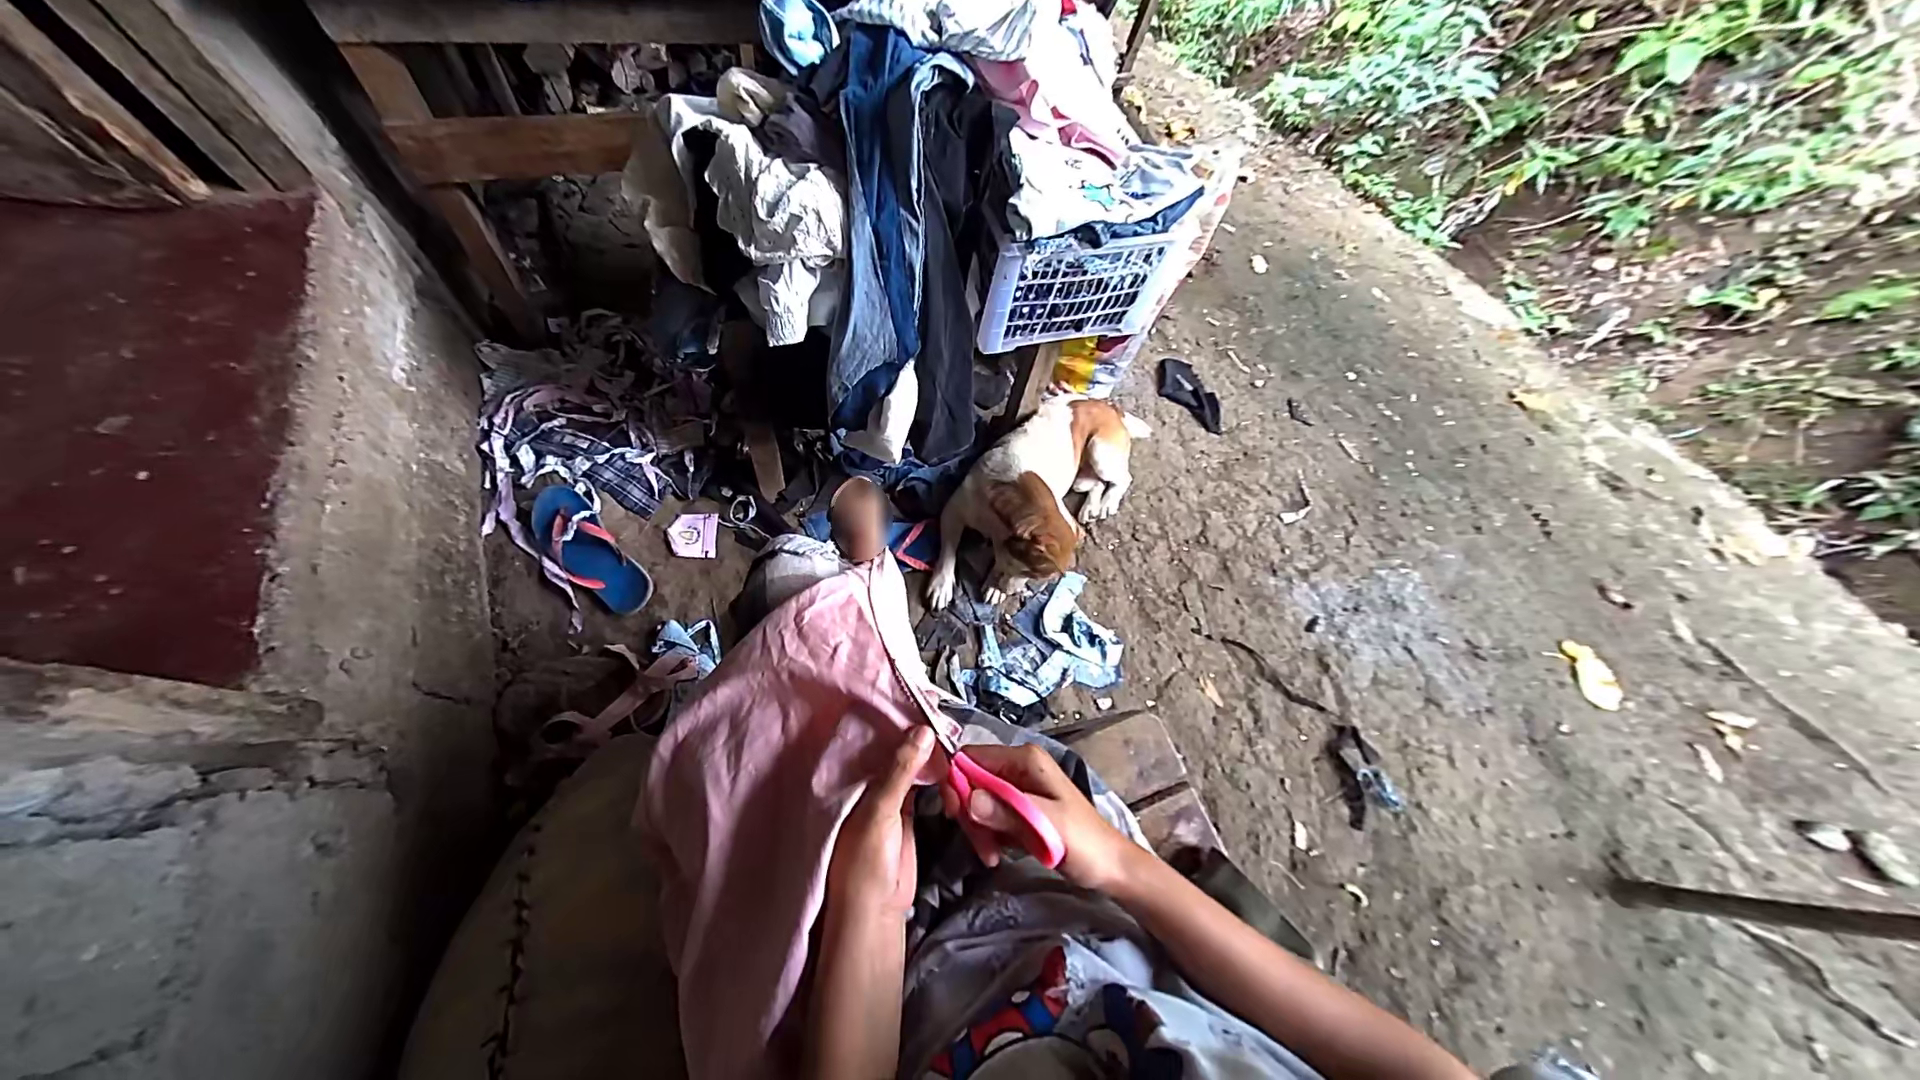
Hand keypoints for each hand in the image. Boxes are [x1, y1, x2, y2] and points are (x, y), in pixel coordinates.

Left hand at [826, 726, 935, 917]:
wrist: (877, 909)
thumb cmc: (866, 860)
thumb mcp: (880, 810)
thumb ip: (901, 770)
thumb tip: (923, 730)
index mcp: (853, 777)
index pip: (876, 738)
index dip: (897, 718)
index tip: (922, 699)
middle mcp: (870, 782)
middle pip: (895, 749)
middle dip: (916, 733)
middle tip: (943, 713)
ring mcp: (889, 796)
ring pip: (910, 765)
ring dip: (928, 753)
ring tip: (949, 732)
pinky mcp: (907, 811)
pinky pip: (922, 784)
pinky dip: (934, 774)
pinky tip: (947, 761)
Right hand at [940, 743, 1140, 892]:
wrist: (1112, 868)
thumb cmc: (1084, 842)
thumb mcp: (1046, 825)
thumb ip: (1007, 811)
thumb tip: (969, 800)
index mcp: (1026, 759)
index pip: (972, 757)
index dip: (958, 782)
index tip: (957, 815)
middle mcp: (1019, 766)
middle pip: (972, 780)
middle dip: (970, 812)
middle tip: (981, 845)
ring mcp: (1020, 787)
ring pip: (978, 800)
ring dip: (978, 828)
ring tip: (991, 855)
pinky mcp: (1019, 808)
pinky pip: (990, 815)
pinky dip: (988, 835)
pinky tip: (997, 854)